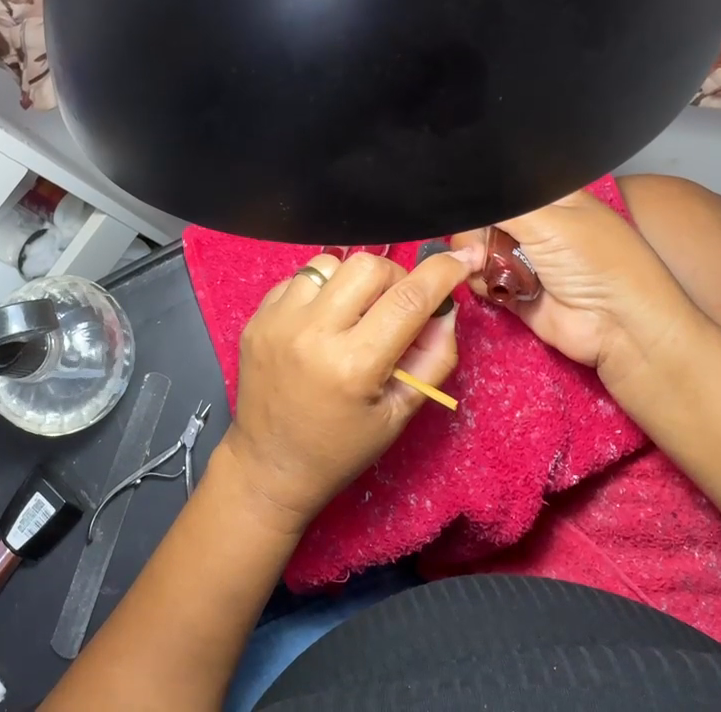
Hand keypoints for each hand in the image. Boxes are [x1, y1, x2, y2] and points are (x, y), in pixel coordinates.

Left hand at [220, 247, 479, 532]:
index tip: (463, 256)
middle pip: (368, 266)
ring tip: (353, 316)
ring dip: (353, 282)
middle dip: (394, 278)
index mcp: (354, 365)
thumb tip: (447, 307)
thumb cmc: (342, 447)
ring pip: (330, 263)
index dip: (443, 271)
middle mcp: (312, 333)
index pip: (408, 298)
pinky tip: (321, 324)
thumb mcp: (400, 412)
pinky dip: (319, 291)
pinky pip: (298, 278)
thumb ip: (434, 357)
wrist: (270, 464)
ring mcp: (278, 321)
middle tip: (395, 307)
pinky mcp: (257, 317)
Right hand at [452, 191, 701, 388]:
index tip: (470, 203)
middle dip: (475, 230)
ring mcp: (525, 259)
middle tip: (478, 245)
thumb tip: (464, 199)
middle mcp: (537, 226)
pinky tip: (491, 286)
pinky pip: (482, 279)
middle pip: (485, 217)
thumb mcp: (550, 219)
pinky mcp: (515, 291)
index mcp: (551, 199)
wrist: (618, 326)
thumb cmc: (594, 261)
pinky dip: (479, 281)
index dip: (484, 193)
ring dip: (474, 257)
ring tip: (484, 267)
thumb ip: (503, 206)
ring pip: (478, 248)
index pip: (505, 186)